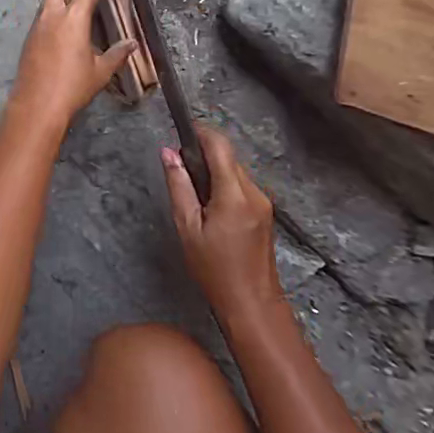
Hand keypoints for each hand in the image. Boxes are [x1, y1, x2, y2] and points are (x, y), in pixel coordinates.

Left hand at [6, 0, 139, 132]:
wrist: (36, 107)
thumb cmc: (72, 88)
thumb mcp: (101, 72)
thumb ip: (117, 54)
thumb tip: (131, 45)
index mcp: (72, 19)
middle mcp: (51, 16)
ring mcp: (36, 27)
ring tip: (82, 8)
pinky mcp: (29, 39)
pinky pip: (42, 16)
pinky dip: (56, 13)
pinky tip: (68, 31)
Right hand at [162, 126, 282, 320]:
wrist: (251, 301)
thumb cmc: (214, 269)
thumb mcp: (187, 227)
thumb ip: (179, 186)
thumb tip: (168, 153)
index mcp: (234, 195)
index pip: (220, 146)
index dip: (201, 132)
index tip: (182, 131)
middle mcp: (254, 192)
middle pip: (228, 157)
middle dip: (204, 154)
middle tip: (180, 169)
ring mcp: (263, 201)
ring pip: (234, 170)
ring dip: (214, 171)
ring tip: (193, 194)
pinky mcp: (265, 211)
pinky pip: (241, 186)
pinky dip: (224, 185)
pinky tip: (209, 206)